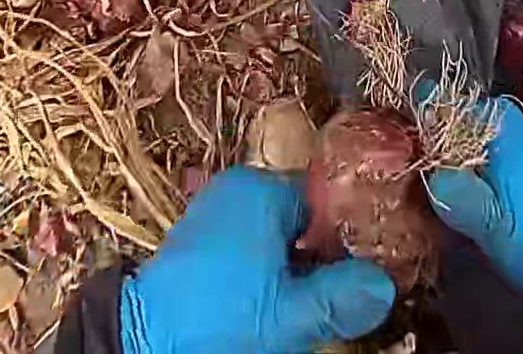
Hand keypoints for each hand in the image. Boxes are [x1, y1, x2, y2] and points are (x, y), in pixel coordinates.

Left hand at [121, 166, 395, 353]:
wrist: (137, 343)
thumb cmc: (218, 319)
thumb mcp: (286, 316)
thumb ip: (338, 297)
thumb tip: (385, 287)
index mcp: (264, 188)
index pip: (323, 197)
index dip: (341, 233)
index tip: (350, 266)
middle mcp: (240, 185)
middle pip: (298, 211)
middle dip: (313, 250)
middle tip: (320, 290)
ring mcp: (216, 205)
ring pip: (272, 227)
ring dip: (287, 259)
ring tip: (290, 298)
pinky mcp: (198, 230)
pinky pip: (246, 236)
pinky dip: (260, 260)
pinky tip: (260, 295)